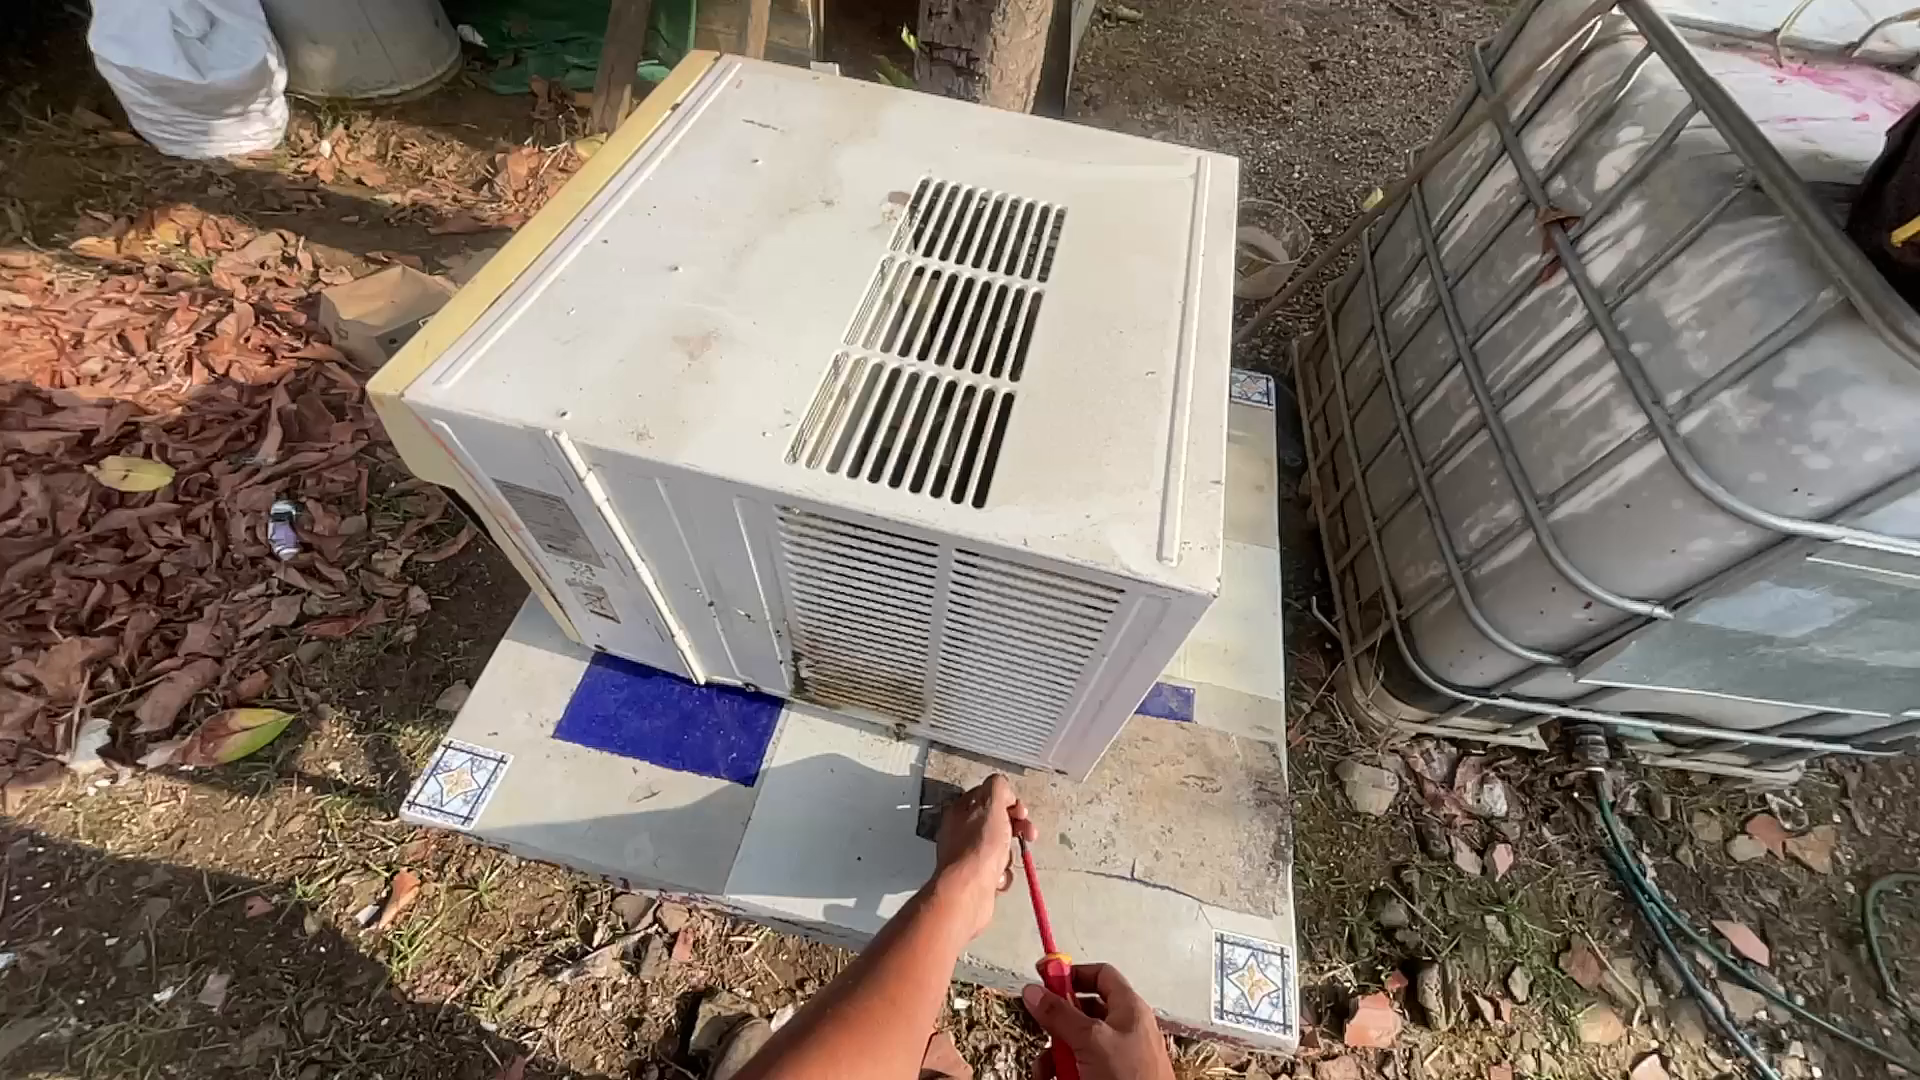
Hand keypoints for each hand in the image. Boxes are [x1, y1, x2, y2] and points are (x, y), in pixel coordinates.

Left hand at [931, 774, 1033, 938]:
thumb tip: (1003, 788)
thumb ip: (998, 787)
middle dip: (1017, 828)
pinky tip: (997, 878)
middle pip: (996, 822)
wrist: (969, 892)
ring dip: (1009, 855)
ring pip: (1000, 849)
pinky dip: (1002, 875)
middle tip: (1028, 833)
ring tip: (1005, 862)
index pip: (988, 796)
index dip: (1008, 801)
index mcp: (961, 810)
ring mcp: (967, 857)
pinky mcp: (975, 879)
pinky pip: (997, 872)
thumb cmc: (980, 846)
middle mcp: (961, 831)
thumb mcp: (992, 804)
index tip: (1020, 811)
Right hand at [1022, 964, 1174, 1079]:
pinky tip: (1053, 1079)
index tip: (1044, 978)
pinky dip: (1065, 1073)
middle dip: (1058, 1023)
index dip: (1072, 973)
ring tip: (1045, 1070)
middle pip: (1083, 1012)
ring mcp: (1118, 1058)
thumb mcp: (1091, 1041)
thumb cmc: (1130, 1079)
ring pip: (1079, 1044)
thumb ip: (1060, 1014)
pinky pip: (1082, 1068)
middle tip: (1042, 1031)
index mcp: (1129, 1008)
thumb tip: (1033, 991)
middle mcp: (1124, 1029)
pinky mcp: (1110, 1079)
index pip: (1100, 975)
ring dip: (1057, 1055)